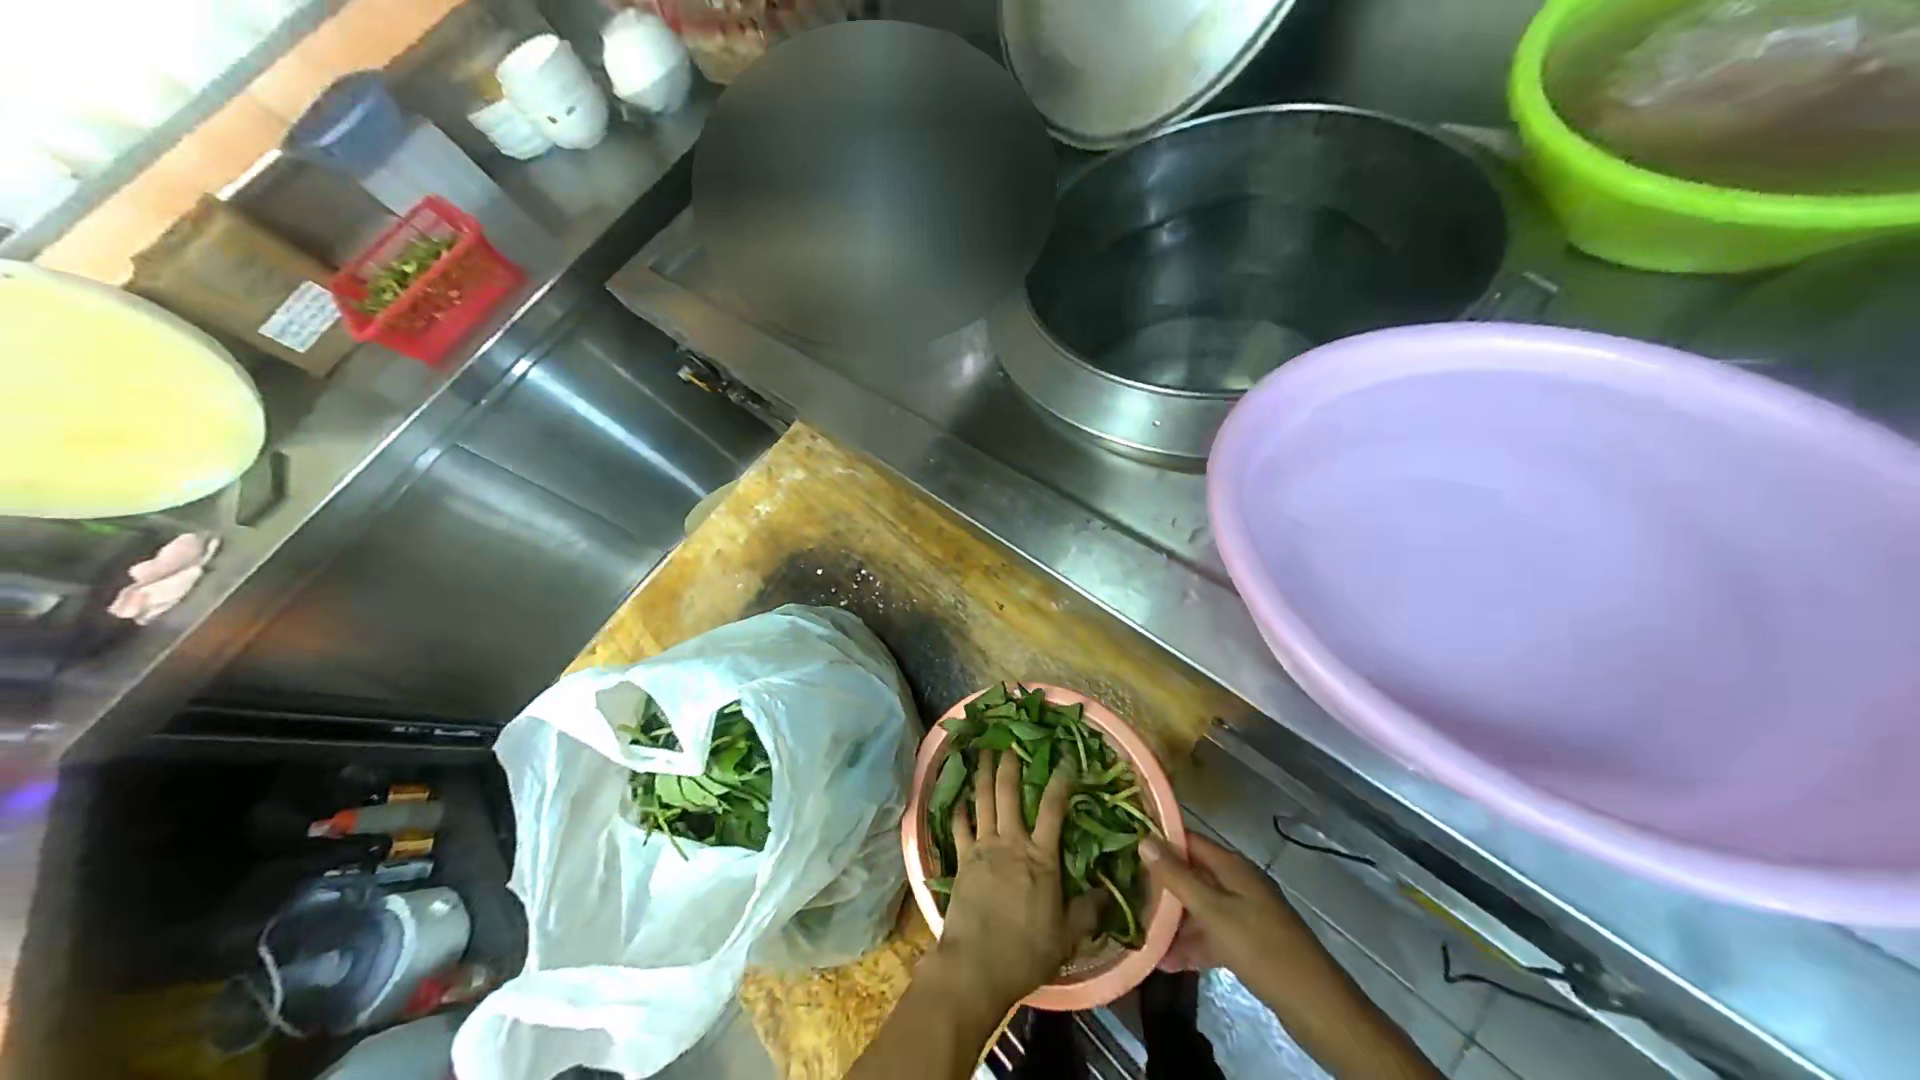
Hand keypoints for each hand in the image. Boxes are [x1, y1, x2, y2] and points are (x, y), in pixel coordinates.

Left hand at [935, 749, 1100, 1005]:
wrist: (978, 964)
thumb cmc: (1027, 950)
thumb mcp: (1068, 934)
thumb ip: (1088, 910)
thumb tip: (1106, 891)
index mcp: (1041, 857)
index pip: (1054, 808)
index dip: (1061, 781)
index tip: (1066, 761)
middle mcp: (1011, 842)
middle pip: (1009, 792)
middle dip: (1009, 764)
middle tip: (1009, 742)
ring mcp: (983, 848)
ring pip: (982, 801)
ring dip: (982, 774)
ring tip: (982, 752)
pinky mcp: (962, 860)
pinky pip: (959, 826)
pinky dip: (958, 809)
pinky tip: (957, 798)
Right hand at [1141, 833, 1319, 997]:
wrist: (1316, 1006)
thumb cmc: (1262, 948)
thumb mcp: (1213, 911)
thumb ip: (1178, 877)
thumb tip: (1144, 840)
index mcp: (1232, 867)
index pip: (1189, 840)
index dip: (1159, 840)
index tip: (1125, 844)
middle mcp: (1237, 884)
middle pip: (1192, 875)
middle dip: (1161, 886)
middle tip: (1124, 891)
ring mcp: (1243, 915)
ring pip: (1199, 909)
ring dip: (1172, 922)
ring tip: (1138, 933)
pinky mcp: (1247, 944)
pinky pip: (1211, 936)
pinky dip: (1191, 946)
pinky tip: (1164, 963)